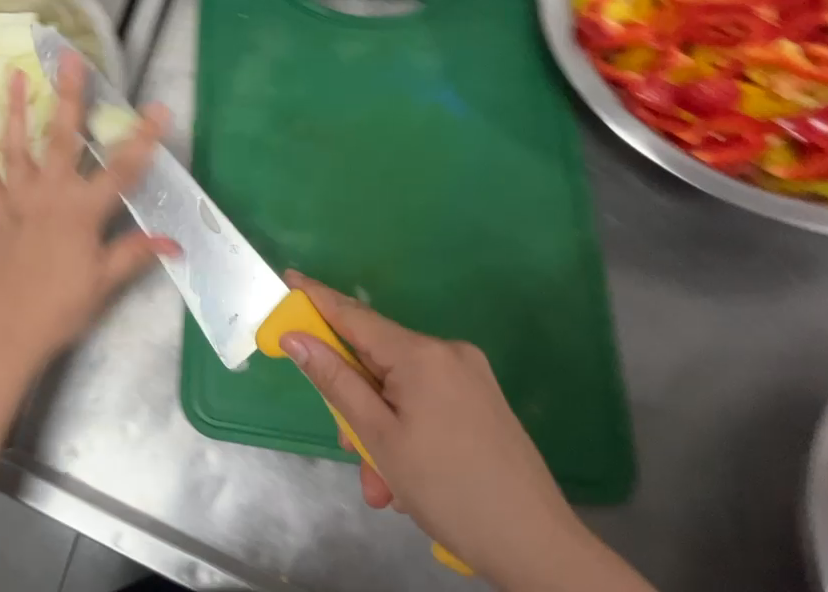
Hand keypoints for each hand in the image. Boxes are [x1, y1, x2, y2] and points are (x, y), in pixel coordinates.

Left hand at [0, 56, 175, 370]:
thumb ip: (135, 254)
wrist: (5, 333)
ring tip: (15, 72)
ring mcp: (16, 200)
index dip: (143, 138)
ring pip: (16, 145)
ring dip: (16, 107)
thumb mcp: (104, 284)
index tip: (157, 107)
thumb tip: (175, 241)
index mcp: (82, 212)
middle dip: (70, 96)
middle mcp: (49, 195)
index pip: (122, 169)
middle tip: (70, 58)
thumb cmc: (60, 309)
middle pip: (62, 137)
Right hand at [277, 273, 641, 590]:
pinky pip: (423, 403)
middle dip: (353, 403)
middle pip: (375, 360)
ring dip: (379, 431)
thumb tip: (295, 336)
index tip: (287, 278)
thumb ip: (333, 379)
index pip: (353, 314)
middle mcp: (448, 353)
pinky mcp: (482, 401)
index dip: (316, 297)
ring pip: (398, 389)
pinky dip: (405, 433)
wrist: (540, 549)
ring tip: (385, 487)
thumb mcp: (378, 436)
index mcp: (421, 354)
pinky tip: (407, 481)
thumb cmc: (449, 490)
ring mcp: (470, 377)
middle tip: (350, 450)